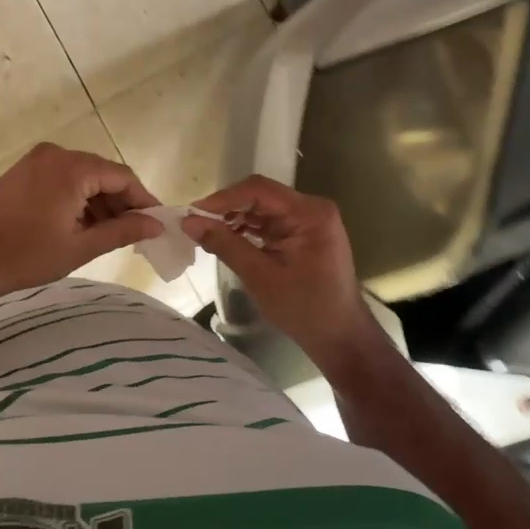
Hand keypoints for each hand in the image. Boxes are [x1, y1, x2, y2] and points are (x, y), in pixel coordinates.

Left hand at [0, 143, 159, 303]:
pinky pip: (60, 178)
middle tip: (134, 234)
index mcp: (71, 167)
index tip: (157, 223)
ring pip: (81, 176)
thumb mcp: (80, 247)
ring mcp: (34, 160)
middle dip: (120, 202)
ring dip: (98, 202)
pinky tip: (80, 226)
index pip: (122, 176)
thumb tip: (157, 224)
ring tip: (108, 235)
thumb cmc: (25, 256)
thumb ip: (122, 231)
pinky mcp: (21, 171)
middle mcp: (54, 154)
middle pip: (101, 173)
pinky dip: (76, 199)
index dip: (143, 199)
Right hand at [184, 176, 375, 362]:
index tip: (194, 213)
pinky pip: (269, 221)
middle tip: (196, 223)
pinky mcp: (303, 233)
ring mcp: (309, 220)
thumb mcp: (260, 276)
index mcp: (310, 213)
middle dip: (227, 208)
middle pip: (260, 195)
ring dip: (235, 218)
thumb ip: (225, 244)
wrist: (341, 338)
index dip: (224, 198)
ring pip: (262, 207)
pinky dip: (247, 228)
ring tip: (207, 233)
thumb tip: (188, 221)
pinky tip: (228, 239)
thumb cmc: (305, 309)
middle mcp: (311, 208)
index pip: (259, 190)